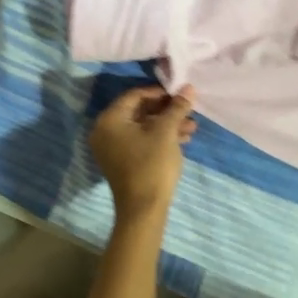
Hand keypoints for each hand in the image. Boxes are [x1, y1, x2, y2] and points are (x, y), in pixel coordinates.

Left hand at [89, 85, 196, 220]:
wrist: (144, 209)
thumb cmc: (152, 165)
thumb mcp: (166, 132)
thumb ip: (177, 107)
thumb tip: (189, 88)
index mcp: (109, 120)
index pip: (135, 95)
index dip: (159, 92)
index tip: (180, 93)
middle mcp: (105, 131)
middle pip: (139, 111)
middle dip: (166, 110)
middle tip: (188, 110)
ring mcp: (113, 148)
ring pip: (143, 127)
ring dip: (167, 124)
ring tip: (192, 126)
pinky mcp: (123, 161)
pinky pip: (141, 141)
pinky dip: (160, 138)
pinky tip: (184, 139)